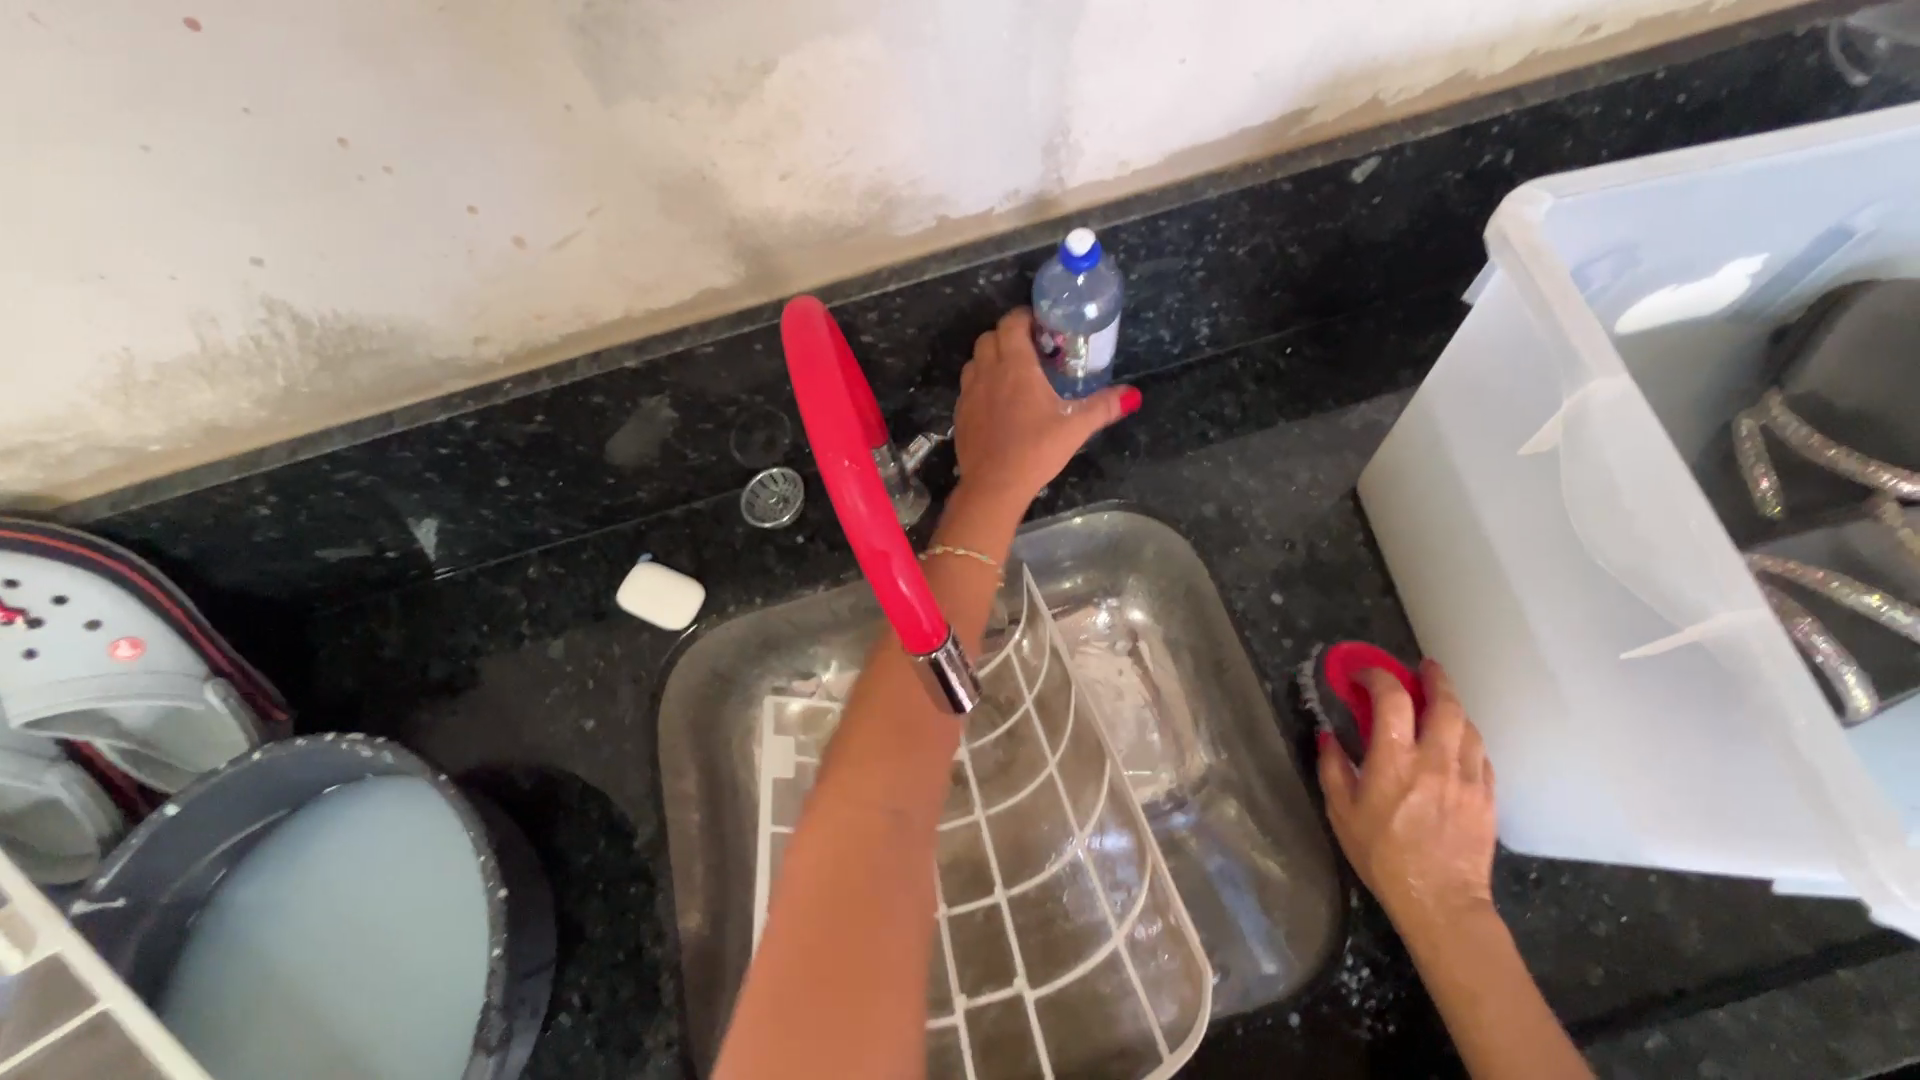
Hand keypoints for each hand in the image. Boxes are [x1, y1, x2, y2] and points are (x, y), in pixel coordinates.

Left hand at [952, 308, 1139, 507]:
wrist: (994, 485)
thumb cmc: (1036, 451)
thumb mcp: (1075, 428)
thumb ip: (1103, 407)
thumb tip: (1132, 395)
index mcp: (1015, 366)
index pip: (1012, 323)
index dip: (1024, 317)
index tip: (1041, 325)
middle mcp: (988, 372)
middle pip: (990, 336)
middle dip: (1007, 335)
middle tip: (1030, 349)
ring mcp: (969, 393)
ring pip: (974, 360)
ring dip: (991, 358)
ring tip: (1012, 373)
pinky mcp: (960, 413)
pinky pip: (968, 386)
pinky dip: (980, 384)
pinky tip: (996, 403)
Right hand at [1317, 660, 1496, 933]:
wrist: (1439, 901)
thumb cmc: (1381, 855)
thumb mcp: (1341, 812)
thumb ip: (1332, 768)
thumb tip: (1328, 735)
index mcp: (1395, 761)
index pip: (1391, 699)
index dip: (1378, 676)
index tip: (1366, 674)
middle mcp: (1436, 760)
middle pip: (1444, 703)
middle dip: (1434, 678)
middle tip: (1423, 668)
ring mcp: (1468, 777)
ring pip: (1468, 726)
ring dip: (1453, 708)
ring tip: (1440, 704)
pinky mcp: (1488, 796)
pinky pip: (1482, 755)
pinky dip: (1468, 739)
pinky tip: (1458, 744)